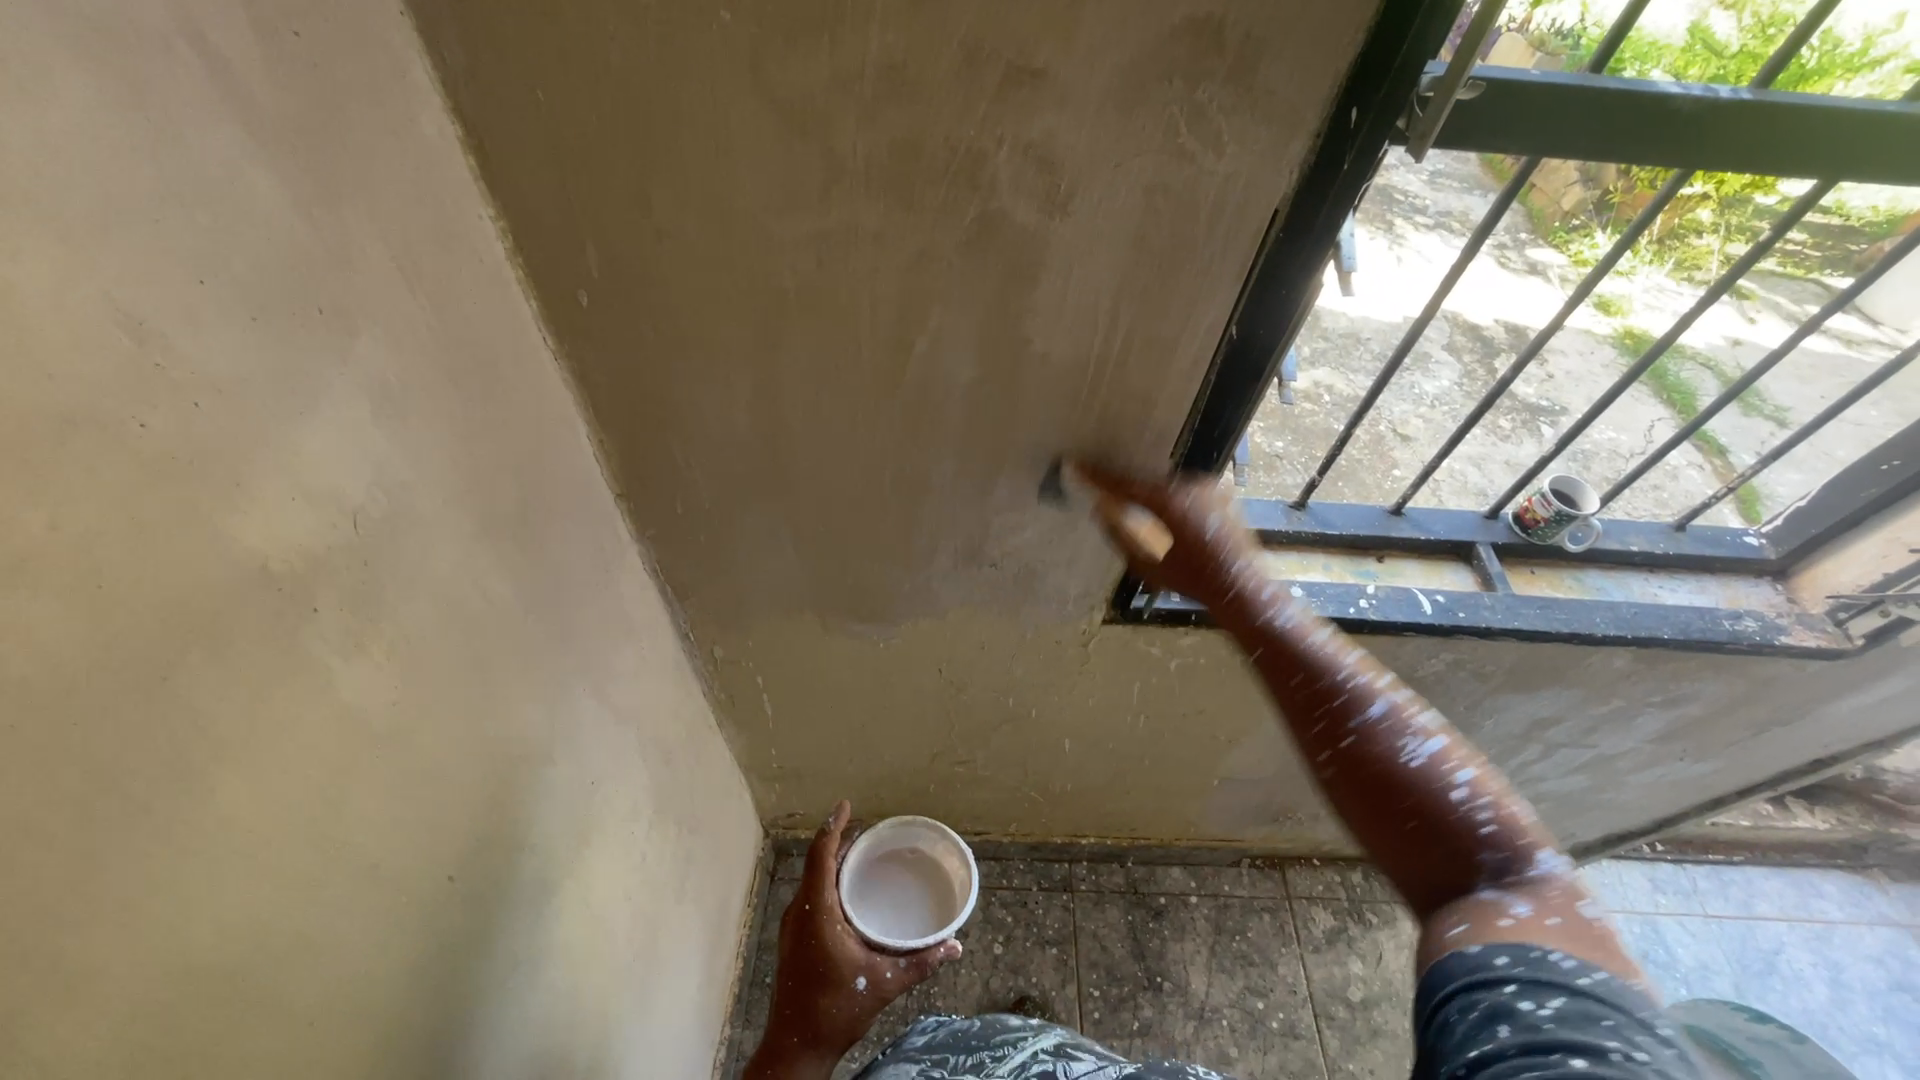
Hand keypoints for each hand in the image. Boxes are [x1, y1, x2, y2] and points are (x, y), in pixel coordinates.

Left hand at [745, 801, 962, 1079]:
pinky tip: (848, 893)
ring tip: (859, 855)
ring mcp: (793, 927)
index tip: (847, 805)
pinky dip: (828, 883)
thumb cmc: (835, 1009)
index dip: (833, 826)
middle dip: (838, 841)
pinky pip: (810, 897)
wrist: (796, 1047)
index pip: (821, 855)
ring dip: (832, 863)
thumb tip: (955, 945)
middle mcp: (800, 912)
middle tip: (867, 830)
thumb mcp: (884, 984)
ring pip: (812, 881)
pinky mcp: (794, 941)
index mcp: (817, 911)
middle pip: (816, 863)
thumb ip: (921, 962)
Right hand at [1073, 461, 1263, 611]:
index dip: (1097, 476)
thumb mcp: (1146, 564)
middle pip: (1145, 480)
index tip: (1076, 465)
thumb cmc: (1193, 581)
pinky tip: (1157, 507)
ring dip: (1146, 491)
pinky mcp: (1219, 494)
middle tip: (1098, 481)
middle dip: (1122, 483)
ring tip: (1126, 497)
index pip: (1124, 484)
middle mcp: (1189, 486)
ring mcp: (1208, 488)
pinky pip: (1183, 489)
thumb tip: (1100, 512)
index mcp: (1168, 501)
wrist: (1241, 588)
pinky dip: (1166, 495)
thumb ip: (1120, 535)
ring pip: (1165, 484)